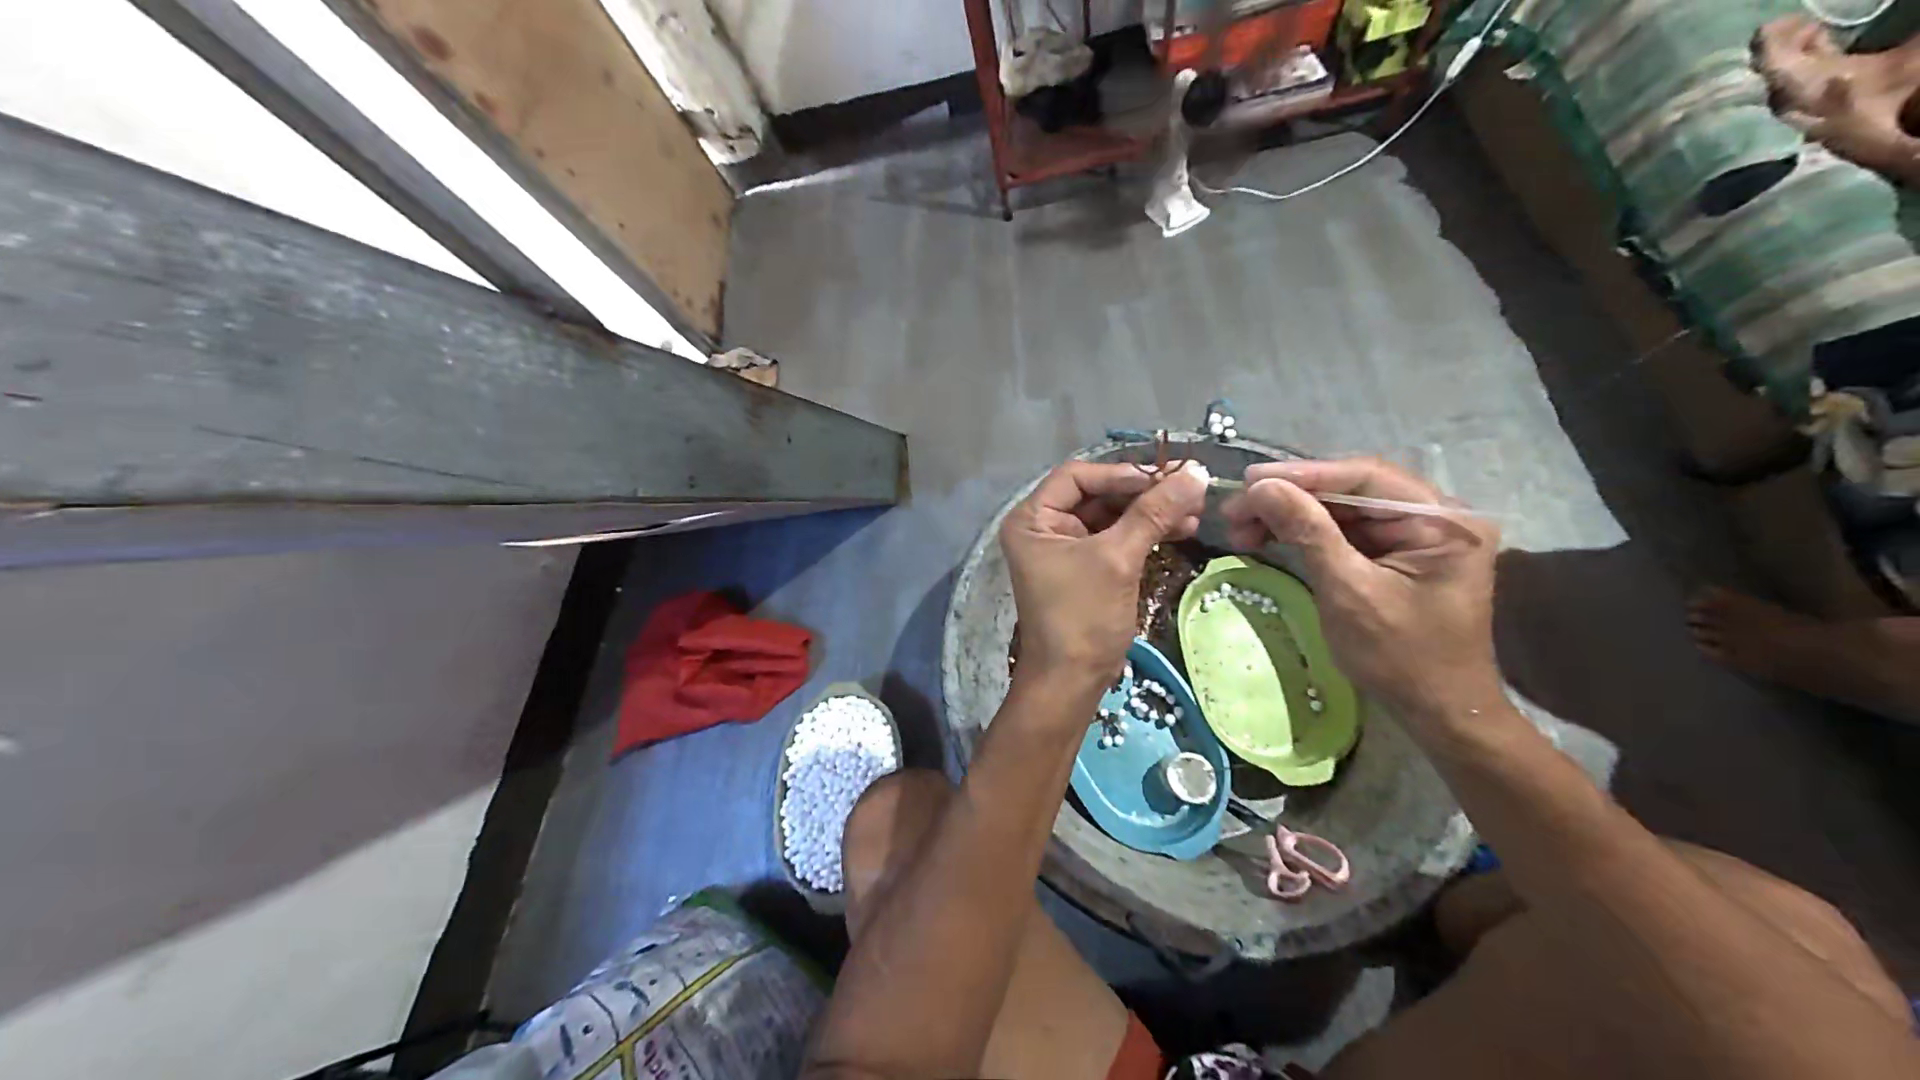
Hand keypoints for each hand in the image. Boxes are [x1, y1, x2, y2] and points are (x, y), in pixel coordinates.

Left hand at [1000, 460, 1206, 689]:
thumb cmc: (1083, 616)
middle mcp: (1043, 527)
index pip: (1077, 476)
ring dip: (1151, 512)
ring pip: (1111, 516)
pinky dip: (1145, 533)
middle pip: (1097, 494)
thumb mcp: (1117, 558)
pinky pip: (1116, 538)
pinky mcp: (1085, 567)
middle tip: (1190, 489)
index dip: (1122, 473)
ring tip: (1195, 511)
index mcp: (1032, 519)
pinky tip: (1182, 530)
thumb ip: (1154, 513)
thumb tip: (1197, 473)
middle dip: (1143, 493)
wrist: (1072, 680)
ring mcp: (1064, 548)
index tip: (1166, 477)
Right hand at [1221, 458, 1502, 724]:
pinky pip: (1340, 531)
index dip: (1304, 474)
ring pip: (1338, 509)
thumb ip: (1307, 532)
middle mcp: (1432, 516)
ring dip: (1287, 516)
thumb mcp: (1348, 590)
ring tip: (1239, 527)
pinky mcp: (1391, 553)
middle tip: (1235, 510)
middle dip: (1288, 498)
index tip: (1249, 481)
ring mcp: (1411, 535)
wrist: (1437, 710)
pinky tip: (1264, 537)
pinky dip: (1301, 534)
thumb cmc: (1401, 656)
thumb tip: (1261, 487)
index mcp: (1442, 520)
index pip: (1365, 478)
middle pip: (1349, 490)